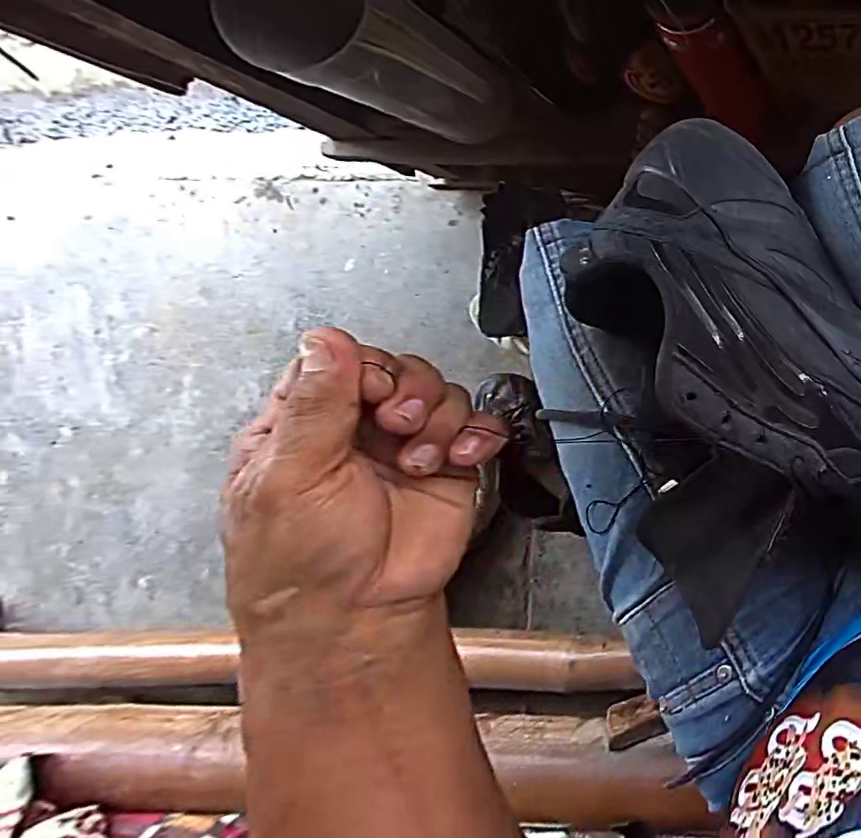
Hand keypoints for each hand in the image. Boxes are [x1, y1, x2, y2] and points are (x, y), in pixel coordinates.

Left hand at [223, 328, 509, 638]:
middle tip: (400, 426)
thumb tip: (325, 342)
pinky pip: (482, 427)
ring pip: (446, 395)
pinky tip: (460, 458)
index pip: (342, 363)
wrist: (362, 607)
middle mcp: (360, 429)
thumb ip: (314, 405)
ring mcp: (411, 445)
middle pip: (403, 373)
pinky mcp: (454, 463)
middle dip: (412, 394)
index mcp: (304, 426)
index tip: (372, 397)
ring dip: (443, 422)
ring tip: (423, 460)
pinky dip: (479, 436)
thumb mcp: (289, 477)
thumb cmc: (303, 558)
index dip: (367, 370)